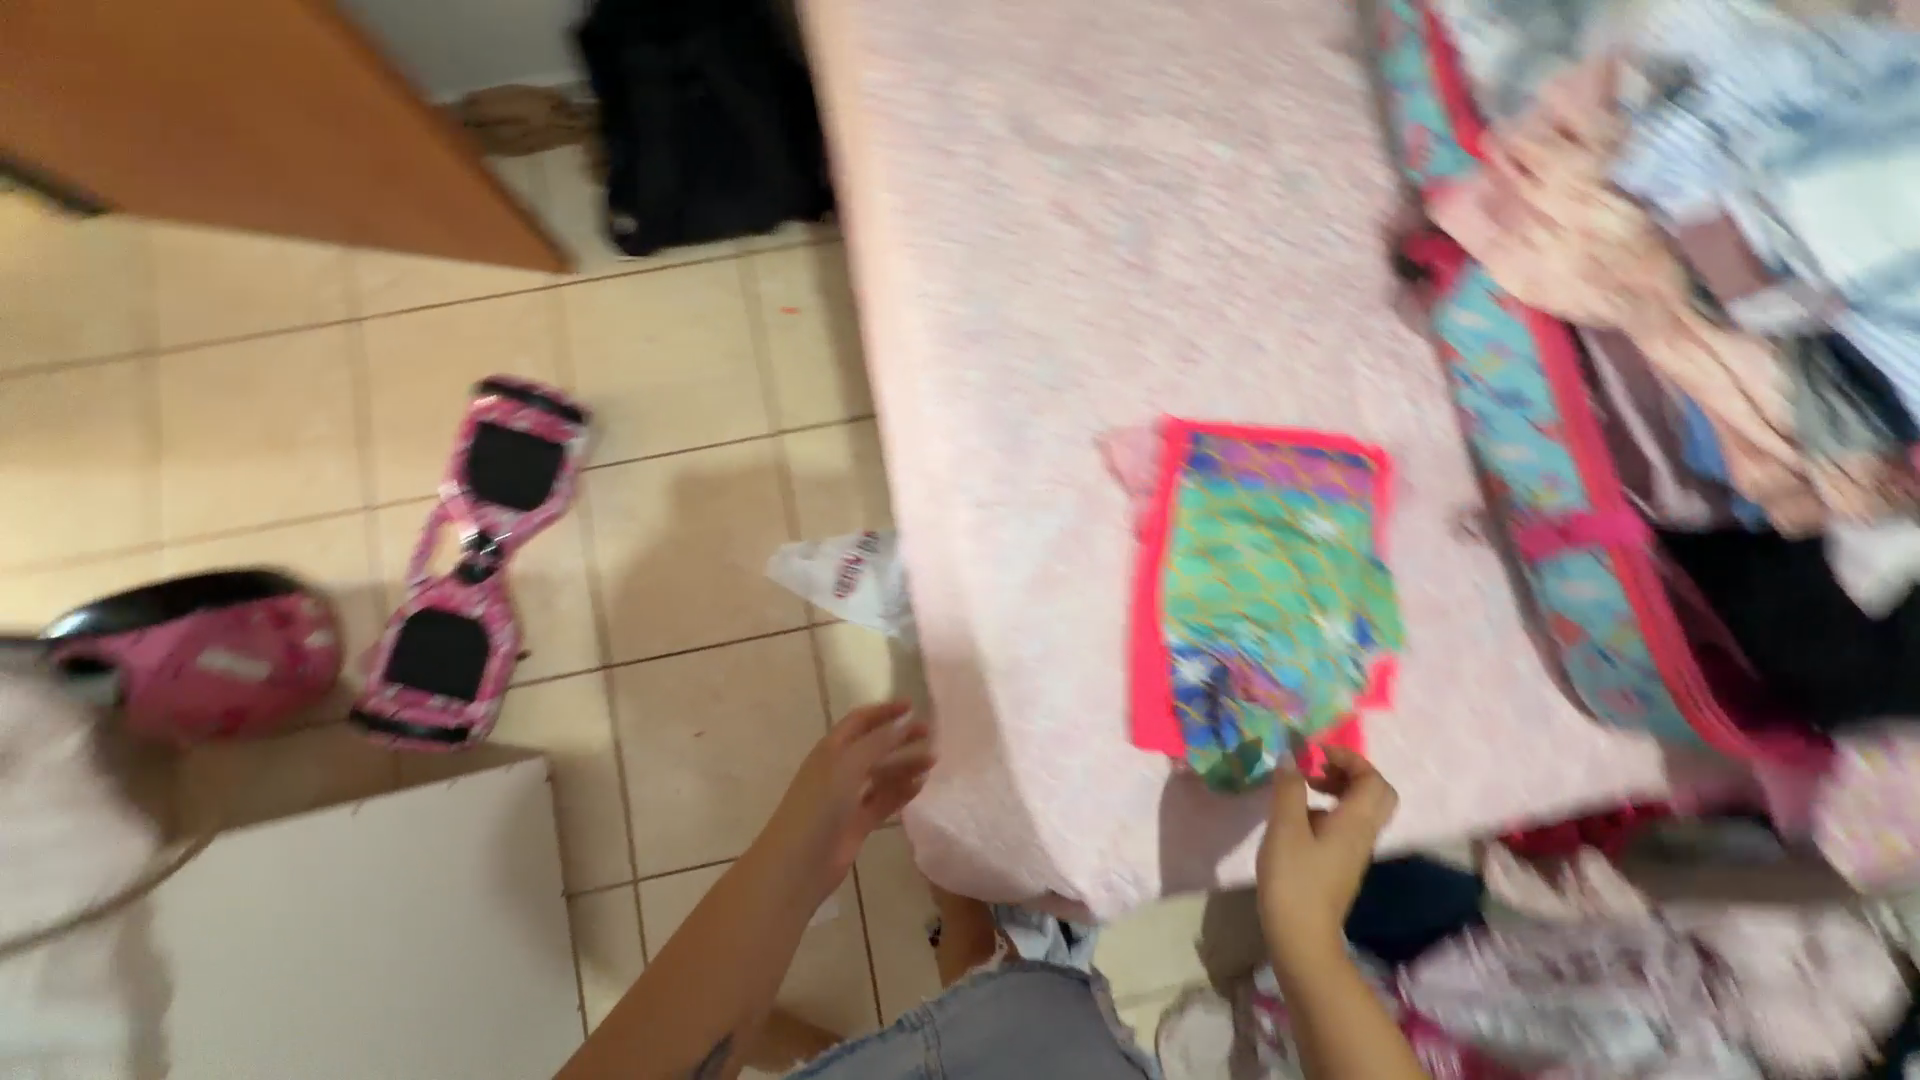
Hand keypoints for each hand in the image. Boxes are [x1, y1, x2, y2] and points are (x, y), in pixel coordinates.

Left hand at [754, 702, 933, 903]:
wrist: (799, 862)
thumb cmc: (819, 805)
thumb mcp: (848, 765)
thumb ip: (878, 742)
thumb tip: (903, 723)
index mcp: (831, 750)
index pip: (860, 721)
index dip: (884, 711)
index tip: (912, 706)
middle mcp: (840, 769)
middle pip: (874, 747)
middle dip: (900, 738)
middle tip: (930, 734)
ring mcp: (848, 797)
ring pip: (882, 774)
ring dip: (905, 765)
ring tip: (932, 762)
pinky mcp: (858, 822)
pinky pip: (884, 800)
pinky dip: (901, 791)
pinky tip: (920, 786)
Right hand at [1256, 745, 1397, 963]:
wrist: (1301, 936)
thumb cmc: (1293, 878)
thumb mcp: (1285, 828)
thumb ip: (1289, 789)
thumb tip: (1291, 757)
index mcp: (1356, 822)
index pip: (1373, 779)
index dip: (1348, 758)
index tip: (1314, 753)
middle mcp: (1363, 834)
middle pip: (1376, 793)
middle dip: (1348, 772)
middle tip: (1316, 768)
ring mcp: (1354, 851)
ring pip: (1360, 809)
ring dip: (1337, 789)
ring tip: (1301, 788)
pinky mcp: (1341, 864)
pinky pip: (1346, 825)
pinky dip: (1328, 810)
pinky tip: (1297, 818)